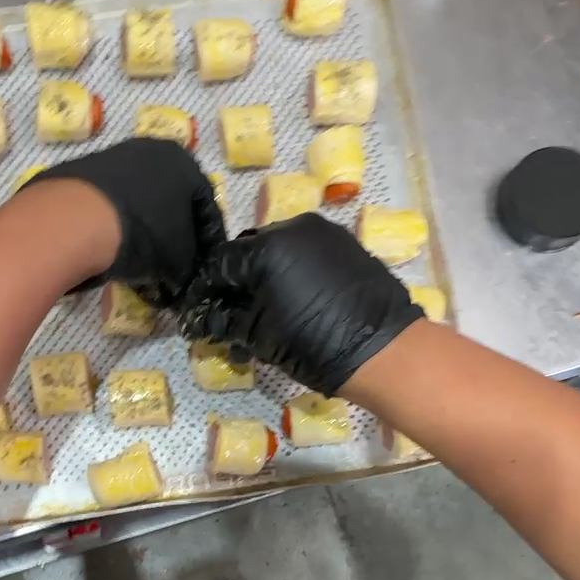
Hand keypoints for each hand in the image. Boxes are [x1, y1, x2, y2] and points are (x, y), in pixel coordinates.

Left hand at [25, 139, 225, 307]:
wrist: (77, 221)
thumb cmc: (143, 233)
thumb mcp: (177, 259)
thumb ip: (188, 266)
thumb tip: (181, 277)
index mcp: (183, 162)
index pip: (207, 206)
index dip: (209, 240)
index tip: (206, 264)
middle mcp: (151, 150)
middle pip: (172, 200)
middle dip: (175, 234)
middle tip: (174, 265)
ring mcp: (114, 158)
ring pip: (140, 202)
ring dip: (145, 231)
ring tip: (142, 262)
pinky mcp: (83, 172)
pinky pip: (112, 205)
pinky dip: (119, 225)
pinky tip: (114, 248)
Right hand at [179, 214, 423, 394]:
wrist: (382, 351)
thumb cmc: (314, 346)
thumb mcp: (260, 337)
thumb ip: (228, 322)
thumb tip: (207, 320)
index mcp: (266, 249)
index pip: (219, 263)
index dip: (204, 289)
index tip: (198, 311)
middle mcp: (293, 228)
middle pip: (249, 251)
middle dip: (234, 280)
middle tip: (226, 310)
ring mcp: (323, 233)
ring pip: (278, 250)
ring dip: (263, 275)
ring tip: (259, 307)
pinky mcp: (345, 244)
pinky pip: (305, 253)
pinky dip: (290, 272)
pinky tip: (289, 299)